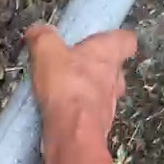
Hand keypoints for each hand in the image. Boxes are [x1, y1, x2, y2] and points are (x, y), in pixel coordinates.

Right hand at [25, 23, 137, 162]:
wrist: (72, 134)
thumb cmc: (67, 87)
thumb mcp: (47, 52)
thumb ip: (42, 37)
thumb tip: (37, 30)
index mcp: (109, 54)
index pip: (126, 40)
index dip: (116, 39)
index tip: (102, 40)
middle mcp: (115, 79)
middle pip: (114, 69)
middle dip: (97, 68)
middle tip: (77, 68)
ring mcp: (109, 106)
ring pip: (104, 94)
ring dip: (89, 92)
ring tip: (65, 92)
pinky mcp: (99, 127)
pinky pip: (91, 115)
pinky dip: (80, 113)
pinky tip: (61, 113)